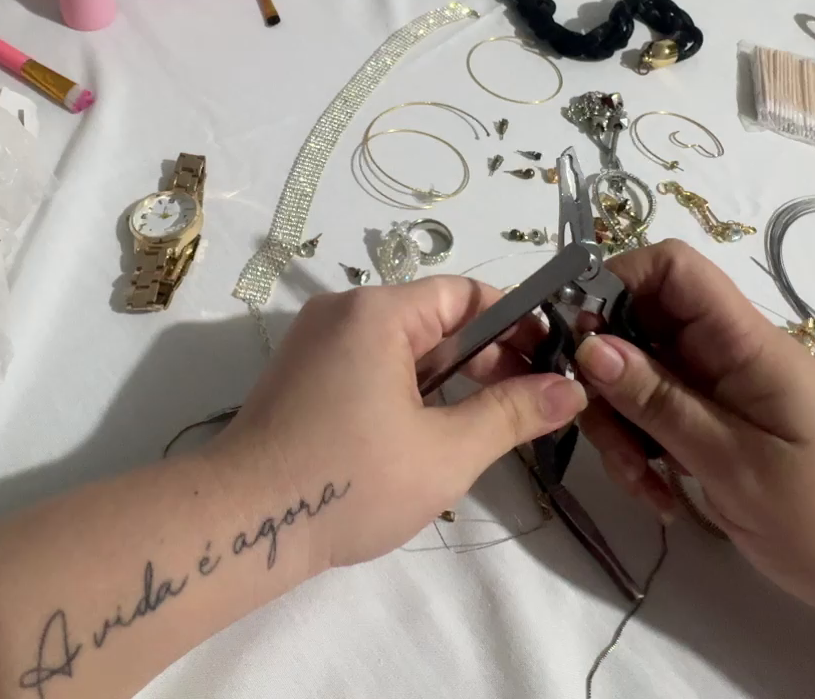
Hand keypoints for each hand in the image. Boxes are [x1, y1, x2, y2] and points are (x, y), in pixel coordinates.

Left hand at [213, 278, 587, 572]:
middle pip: (430, 316)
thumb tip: (571, 389)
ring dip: (446, 376)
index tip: (551, 359)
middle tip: (525, 402)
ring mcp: (315, 341)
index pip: (462, 293)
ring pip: (400, 344)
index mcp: (375, 312)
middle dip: (483, 354)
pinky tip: (424, 430)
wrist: (243, 522)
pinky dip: (406, 386)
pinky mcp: (301, 373)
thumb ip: (511, 413)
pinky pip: (368, 362)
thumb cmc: (349, 481)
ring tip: (481, 424)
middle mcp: (341, 312)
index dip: (514, 321)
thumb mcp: (445, 451)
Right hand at [566, 240, 814, 620]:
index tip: (577, 336)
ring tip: (640, 481)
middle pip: (636, 324)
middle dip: (602, 373)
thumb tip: (588, 343)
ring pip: (633, 375)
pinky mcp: (711, 424)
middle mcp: (724, 354)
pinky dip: (639, 448)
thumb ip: (658, 401)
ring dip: (618, 423)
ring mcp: (716, 390)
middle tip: (596, 429)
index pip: (672, 268)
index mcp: (745, 343)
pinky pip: (651, 416)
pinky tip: (657, 492)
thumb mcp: (737, 465)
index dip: (615, 281)